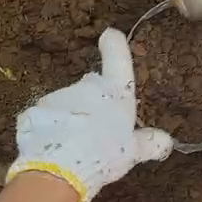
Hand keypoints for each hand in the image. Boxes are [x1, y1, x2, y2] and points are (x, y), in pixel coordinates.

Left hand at [9, 28, 173, 201]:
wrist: (59, 167)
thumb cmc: (105, 155)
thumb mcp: (132, 153)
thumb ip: (147, 143)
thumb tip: (166, 140)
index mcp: (113, 93)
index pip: (117, 60)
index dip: (115, 45)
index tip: (110, 34)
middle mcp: (85, 87)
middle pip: (90, 88)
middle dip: (93, 104)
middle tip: (97, 133)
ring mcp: (58, 97)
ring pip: (67, 105)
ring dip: (71, 120)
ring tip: (74, 149)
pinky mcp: (34, 111)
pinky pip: (45, 119)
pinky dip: (50, 130)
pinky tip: (54, 150)